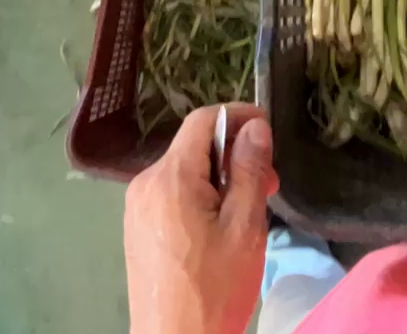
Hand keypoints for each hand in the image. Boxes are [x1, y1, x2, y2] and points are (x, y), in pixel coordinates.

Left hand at [124, 104, 277, 333]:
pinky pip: (173, 193)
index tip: (268, 131)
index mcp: (170, 176)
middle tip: (269, 183)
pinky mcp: (138, 228)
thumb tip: (256, 127)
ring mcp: (137, 206)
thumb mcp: (244, 228)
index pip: (203, 120)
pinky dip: (200, 196)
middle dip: (234, 154)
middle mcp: (146, 182)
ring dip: (219, 177)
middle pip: (194, 145)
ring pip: (185, 170)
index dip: (238, 116)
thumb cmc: (214, 290)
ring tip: (249, 208)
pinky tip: (221, 225)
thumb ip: (249, 170)